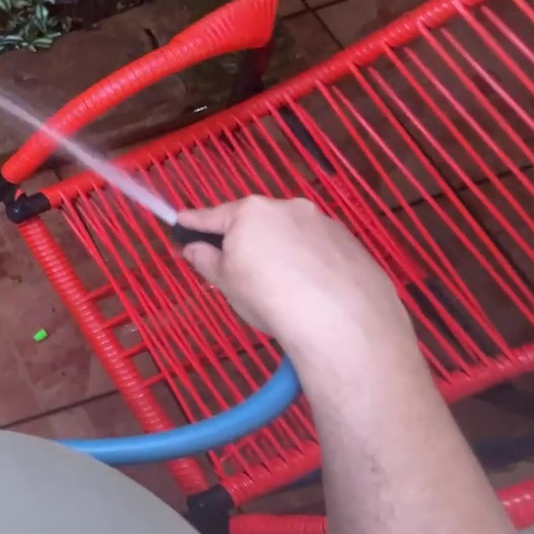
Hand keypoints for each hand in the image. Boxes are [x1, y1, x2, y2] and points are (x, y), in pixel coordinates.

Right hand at [177, 196, 416, 365]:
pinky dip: (307, 259)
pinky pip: (317, 247)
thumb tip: (196, 248)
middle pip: (254, 220)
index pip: (211, 215)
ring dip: (277, 247)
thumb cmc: (269, 297)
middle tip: (236, 266)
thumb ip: (205, 259)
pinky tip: (309, 288)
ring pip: (288, 232)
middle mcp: (288, 208)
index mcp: (250, 212)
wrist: (345, 324)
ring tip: (280, 282)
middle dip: (242, 237)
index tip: (180, 223)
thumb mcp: (224, 281)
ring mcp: (325, 224)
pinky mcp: (354, 244)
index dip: (192, 222)